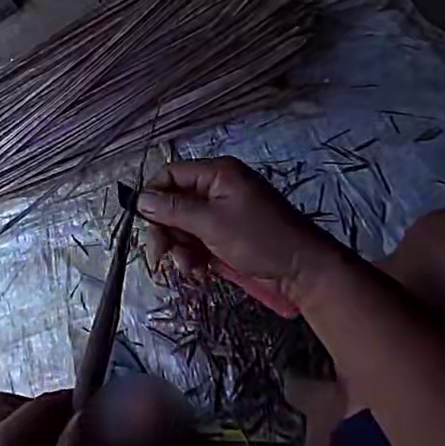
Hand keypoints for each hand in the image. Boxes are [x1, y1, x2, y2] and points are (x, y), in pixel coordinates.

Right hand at [137, 157, 340, 317]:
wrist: (304, 270)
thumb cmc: (259, 239)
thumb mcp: (212, 223)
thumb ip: (174, 210)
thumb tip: (141, 199)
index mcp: (217, 173)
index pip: (171, 175)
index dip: (154, 197)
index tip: (145, 223)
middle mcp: (218, 188)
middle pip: (174, 203)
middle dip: (166, 230)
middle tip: (159, 256)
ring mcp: (223, 212)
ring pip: (184, 226)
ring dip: (180, 248)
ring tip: (188, 269)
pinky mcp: (227, 234)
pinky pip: (198, 240)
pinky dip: (194, 256)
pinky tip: (199, 272)